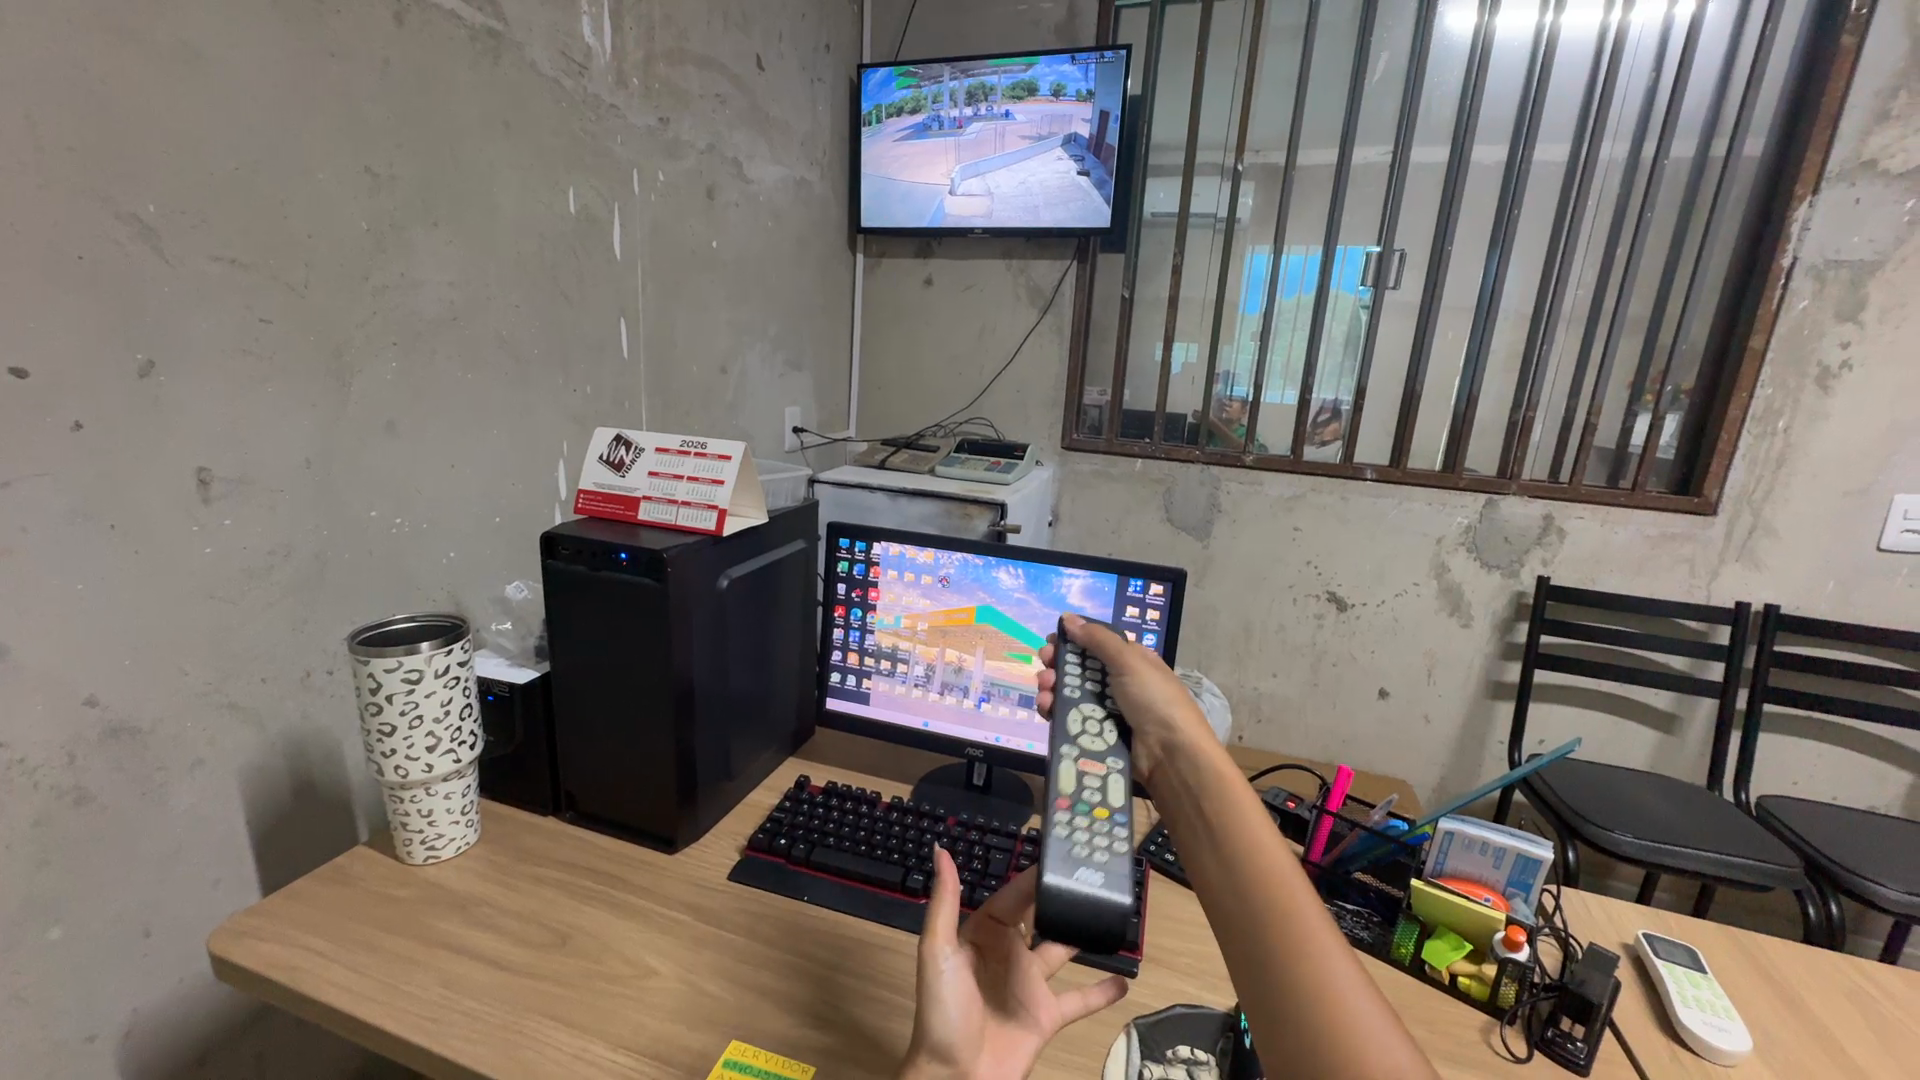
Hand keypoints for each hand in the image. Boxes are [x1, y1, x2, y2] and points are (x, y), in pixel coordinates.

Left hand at [898, 848, 1128, 1079]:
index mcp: (983, 933)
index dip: (1035, 877)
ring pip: (1062, 951)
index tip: (1061, 855)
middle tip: (1092, 877)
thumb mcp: (937, 950)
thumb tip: (941, 850)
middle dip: (1061, 898)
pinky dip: (1101, 992)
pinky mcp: (1047, 1016)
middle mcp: (1009, 953)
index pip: (1013, 896)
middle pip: (1040, 918)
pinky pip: (1079, 1000)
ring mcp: (1029, 984)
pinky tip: (1123, 980)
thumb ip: (944, 901)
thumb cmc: (943, 1011)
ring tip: (1110, 914)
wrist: (955, 1078)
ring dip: (1083, 936)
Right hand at [1036, 614, 1211, 783]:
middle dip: (1058, 663)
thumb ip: (1097, 639)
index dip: (1073, 641)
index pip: (1096, 644)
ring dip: (1052, 687)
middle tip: (1045, 664)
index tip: (1052, 640)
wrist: (1171, 754)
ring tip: (1045, 688)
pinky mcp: (1096, 733)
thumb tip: (1068, 617)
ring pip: (1070, 693)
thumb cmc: (1154, 699)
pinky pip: (1070, 718)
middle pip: (1079, 668)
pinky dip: (1055, 711)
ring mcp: (1106, 709)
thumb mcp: (1129, 661)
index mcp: (1130, 660)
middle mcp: (1118, 682)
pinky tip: (1047, 708)